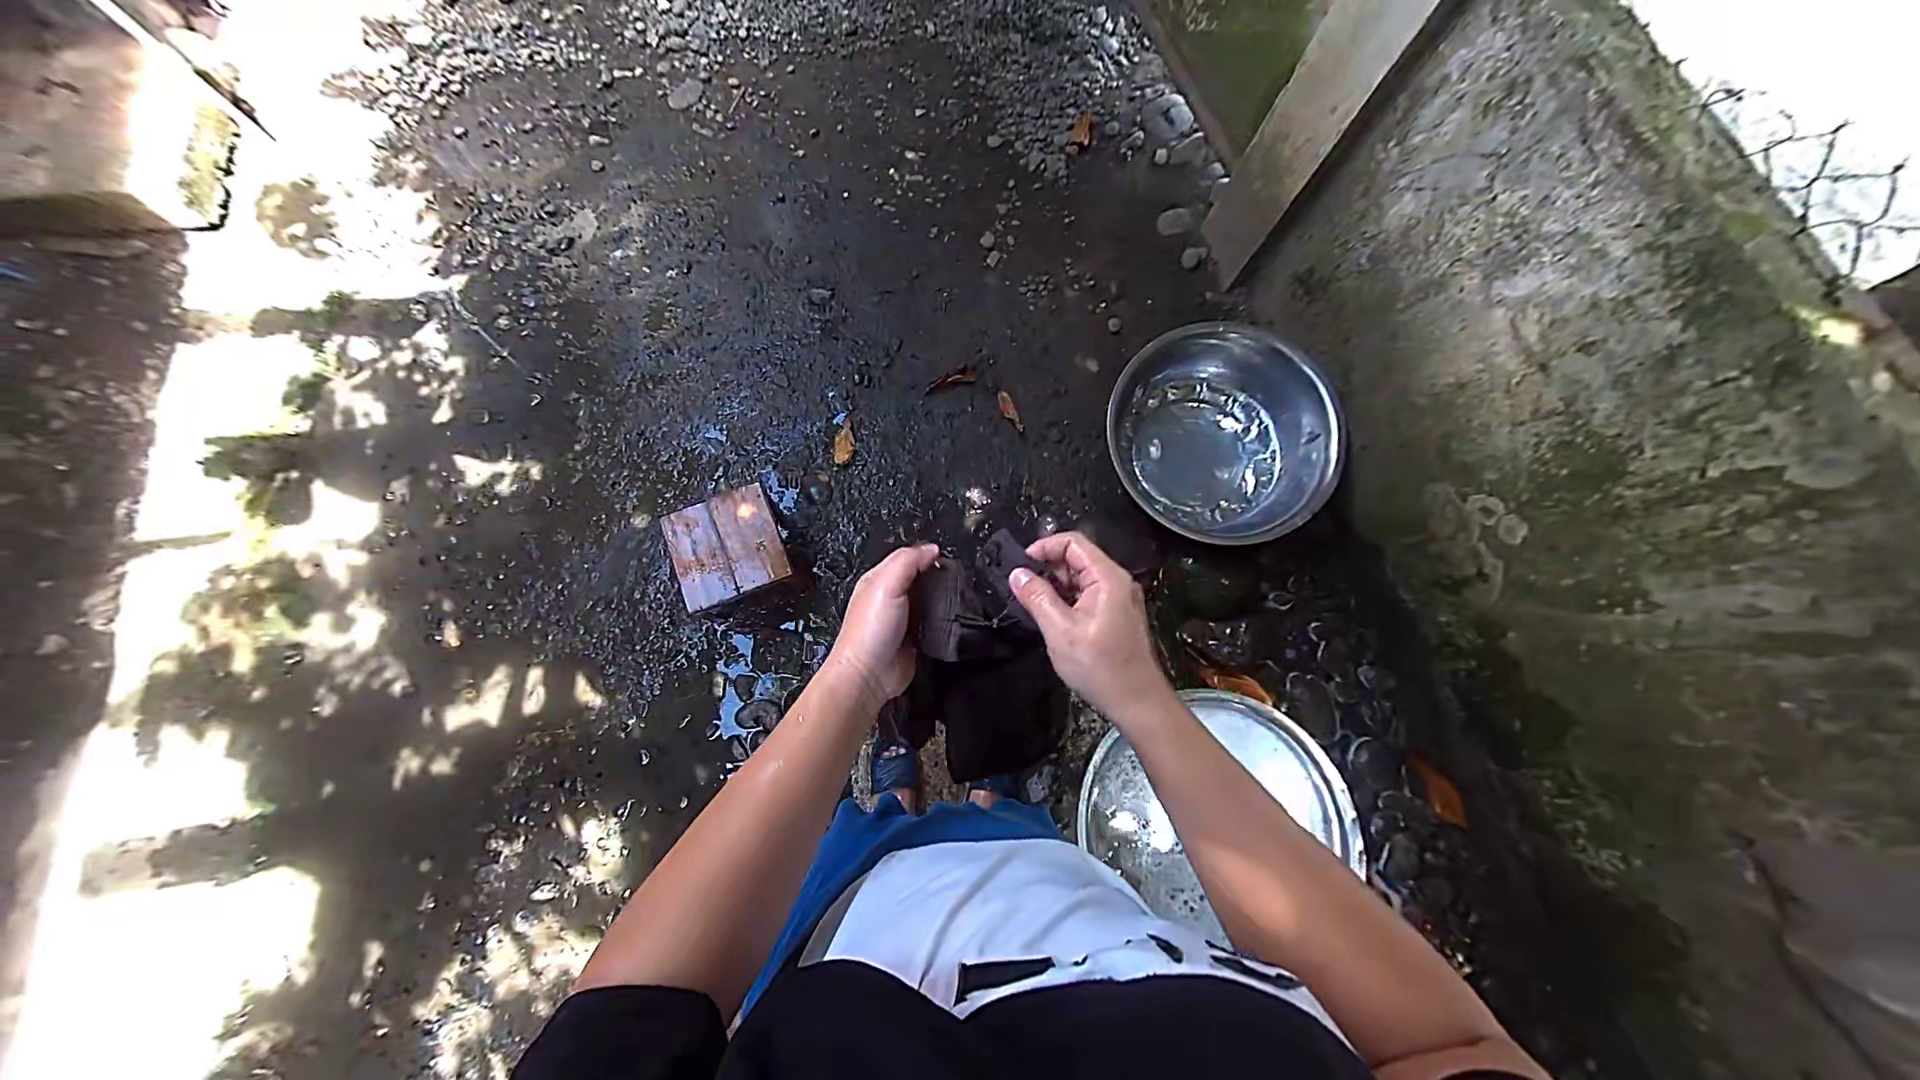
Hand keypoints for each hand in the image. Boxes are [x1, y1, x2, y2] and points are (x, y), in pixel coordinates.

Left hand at [822, 543, 939, 710]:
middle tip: (950, 578)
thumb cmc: (867, 634)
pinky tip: (944, 621)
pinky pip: (934, 623)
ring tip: (949, 598)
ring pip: (929, 601)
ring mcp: (903, 619)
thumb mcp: (886, 584)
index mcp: (878, 579)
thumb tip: (930, 550)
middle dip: (936, 577)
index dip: (926, 555)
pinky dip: (941, 622)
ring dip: (940, 600)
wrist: (870, 675)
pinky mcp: (915, 638)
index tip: (943, 557)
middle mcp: (890, 598)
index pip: (907, 557)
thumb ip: (907, 562)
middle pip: (921, 578)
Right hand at [1009, 531, 1173, 718]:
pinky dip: (1066, 600)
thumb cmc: (1102, 669)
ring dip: (1055, 586)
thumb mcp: (1060, 631)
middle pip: (1077, 558)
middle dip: (1047, 568)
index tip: (1021, 565)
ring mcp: (1118, 598)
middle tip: (1023, 588)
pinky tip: (1052, 617)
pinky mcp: (1115, 614)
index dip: (1044, 547)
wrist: (1137, 702)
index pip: (1073, 543)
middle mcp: (1116, 582)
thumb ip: (1037, 598)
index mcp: (1108, 578)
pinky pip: (1086, 595)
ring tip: (1034, 605)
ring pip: (1080, 578)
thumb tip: (1017, 574)